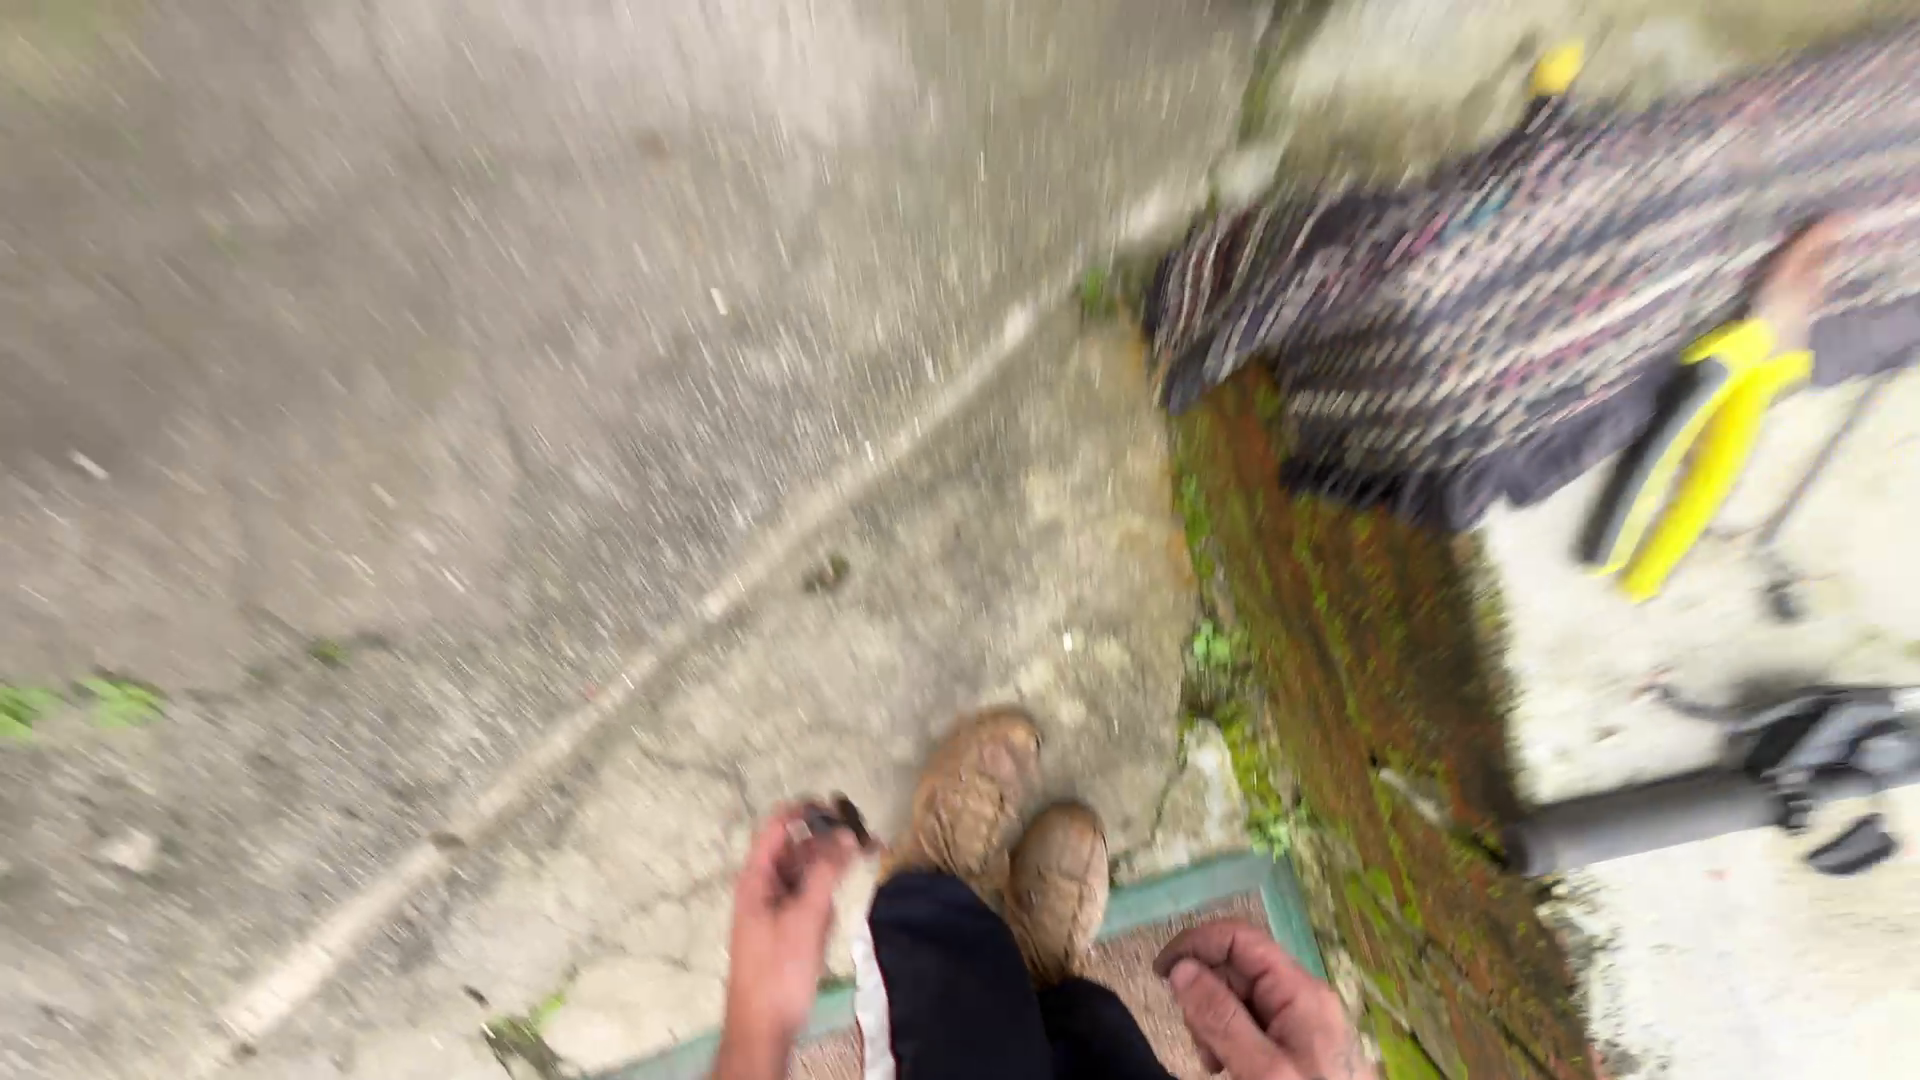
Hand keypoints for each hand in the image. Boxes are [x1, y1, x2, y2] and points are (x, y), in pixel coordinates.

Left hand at [715, 805, 861, 1079]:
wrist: (764, 1029)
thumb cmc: (779, 970)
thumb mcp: (805, 916)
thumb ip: (826, 872)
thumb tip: (848, 834)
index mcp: (757, 876)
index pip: (779, 825)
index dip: (807, 810)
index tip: (841, 809)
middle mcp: (765, 883)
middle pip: (799, 845)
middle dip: (830, 837)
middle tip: (866, 835)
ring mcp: (778, 903)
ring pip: (809, 868)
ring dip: (835, 861)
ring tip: (868, 852)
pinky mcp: (790, 922)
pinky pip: (811, 892)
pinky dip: (829, 887)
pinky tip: (846, 893)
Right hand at [1154, 918, 1374, 1079]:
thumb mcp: (1263, 1072)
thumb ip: (1221, 1019)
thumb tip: (1180, 968)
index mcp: (1300, 991)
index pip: (1239, 937)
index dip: (1196, 944)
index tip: (1162, 974)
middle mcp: (1302, 996)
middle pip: (1235, 968)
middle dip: (1203, 994)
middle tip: (1195, 1040)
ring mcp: (1301, 1022)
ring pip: (1238, 996)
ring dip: (1213, 1021)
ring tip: (1213, 1062)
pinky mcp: (1297, 1046)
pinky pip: (1250, 1023)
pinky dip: (1228, 1039)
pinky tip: (1225, 1067)